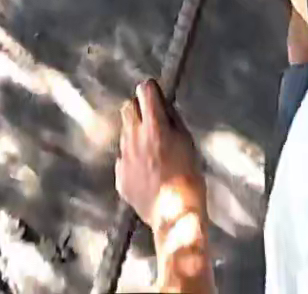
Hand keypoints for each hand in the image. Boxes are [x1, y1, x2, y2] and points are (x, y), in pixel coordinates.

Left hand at [116, 80, 205, 231]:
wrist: (175, 216)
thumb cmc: (188, 174)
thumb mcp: (187, 139)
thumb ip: (172, 118)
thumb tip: (162, 102)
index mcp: (154, 126)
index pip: (144, 90)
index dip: (151, 90)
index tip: (156, 93)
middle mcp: (134, 138)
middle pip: (128, 107)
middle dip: (139, 107)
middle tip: (151, 118)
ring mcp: (124, 158)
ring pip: (125, 132)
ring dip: (136, 133)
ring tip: (152, 150)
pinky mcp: (119, 177)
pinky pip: (123, 157)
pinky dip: (132, 158)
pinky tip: (146, 171)